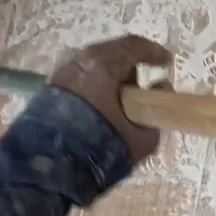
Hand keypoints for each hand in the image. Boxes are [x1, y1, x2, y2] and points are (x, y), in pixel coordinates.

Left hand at [49, 34, 171, 161]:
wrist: (49, 169)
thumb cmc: (100, 148)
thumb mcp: (141, 138)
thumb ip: (156, 112)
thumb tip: (159, 89)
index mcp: (103, 66)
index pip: (133, 46)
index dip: (153, 52)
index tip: (166, 62)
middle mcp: (80, 61)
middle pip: (111, 52)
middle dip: (130, 65)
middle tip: (142, 85)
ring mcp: (62, 73)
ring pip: (93, 64)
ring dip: (110, 75)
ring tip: (120, 98)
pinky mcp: (49, 88)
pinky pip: (80, 76)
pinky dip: (94, 83)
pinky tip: (100, 104)